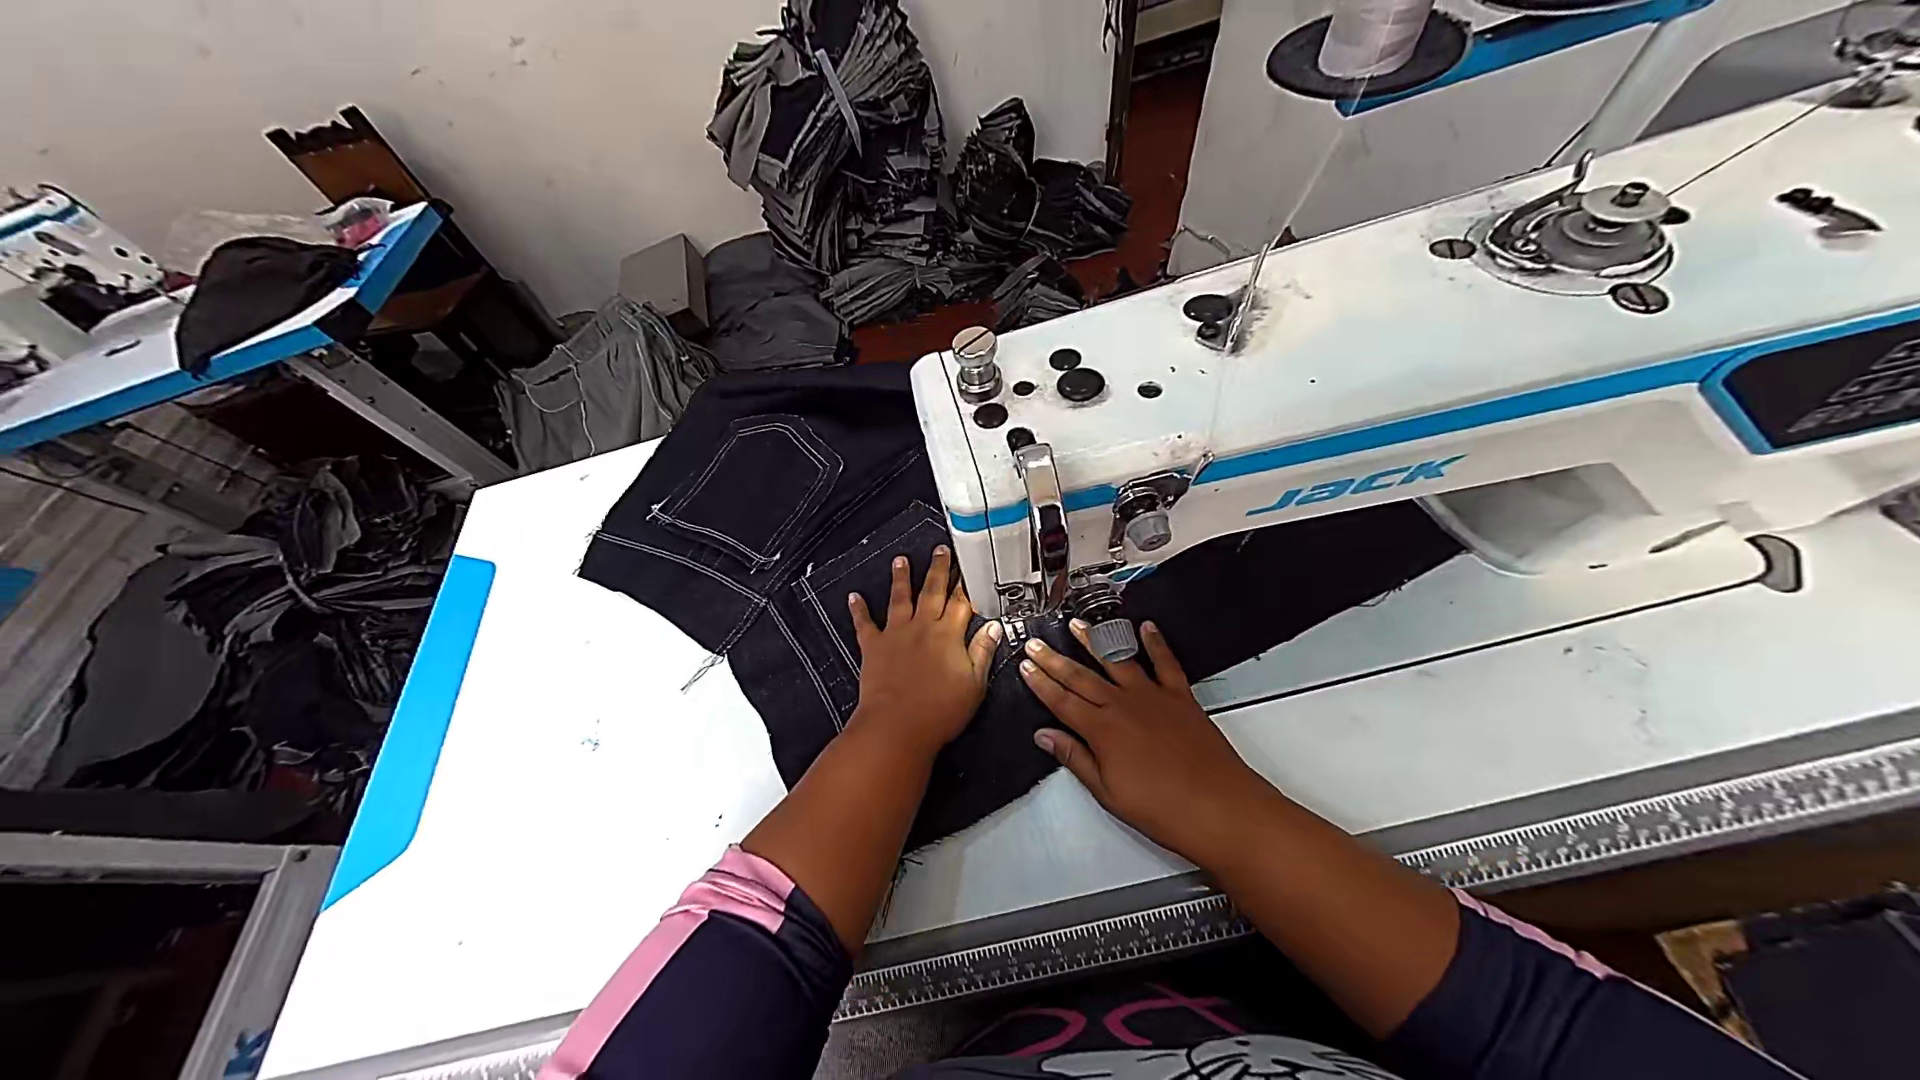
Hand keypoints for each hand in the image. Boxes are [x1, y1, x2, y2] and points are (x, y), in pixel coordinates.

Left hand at [848, 547, 1001, 757]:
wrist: (898, 726)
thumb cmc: (939, 710)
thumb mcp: (974, 684)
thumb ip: (983, 651)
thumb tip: (993, 628)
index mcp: (948, 635)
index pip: (961, 601)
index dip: (966, 583)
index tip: (969, 567)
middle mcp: (922, 627)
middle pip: (932, 591)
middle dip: (938, 569)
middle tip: (940, 550)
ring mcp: (896, 634)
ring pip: (899, 598)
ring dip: (901, 578)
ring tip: (901, 560)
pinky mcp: (873, 647)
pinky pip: (864, 624)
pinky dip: (858, 610)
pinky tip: (854, 597)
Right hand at [1020, 620, 1277, 867]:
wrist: (1220, 809)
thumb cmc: (1167, 809)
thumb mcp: (1108, 792)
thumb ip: (1075, 758)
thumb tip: (1047, 738)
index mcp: (1103, 731)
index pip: (1061, 700)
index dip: (1040, 682)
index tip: (1026, 667)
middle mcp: (1125, 706)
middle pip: (1080, 676)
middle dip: (1054, 658)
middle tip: (1037, 644)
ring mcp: (1153, 698)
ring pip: (1116, 660)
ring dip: (1093, 641)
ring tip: (1077, 625)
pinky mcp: (1180, 698)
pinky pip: (1165, 662)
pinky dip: (1155, 643)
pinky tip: (1146, 628)